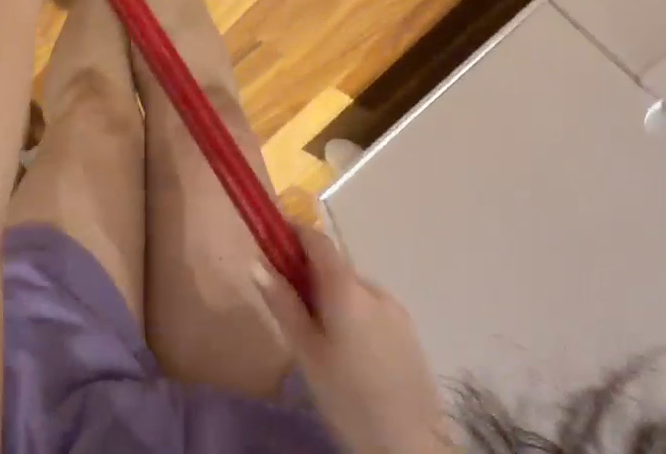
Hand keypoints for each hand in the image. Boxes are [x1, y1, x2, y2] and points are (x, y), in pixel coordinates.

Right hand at [256, 227, 454, 453]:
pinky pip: (371, 309)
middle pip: (334, 266)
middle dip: (309, 275)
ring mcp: (396, 310)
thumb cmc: (346, 396)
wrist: (409, 447)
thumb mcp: (305, 351)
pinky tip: (348, 352)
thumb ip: (282, 302)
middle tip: (289, 305)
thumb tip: (256, 262)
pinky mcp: (410, 332)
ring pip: (353, 289)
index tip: (270, 239)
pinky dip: (353, 314)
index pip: (317, 240)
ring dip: (332, 296)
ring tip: (319, 337)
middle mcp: (374, 288)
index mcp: (346, 288)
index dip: (292, 232)